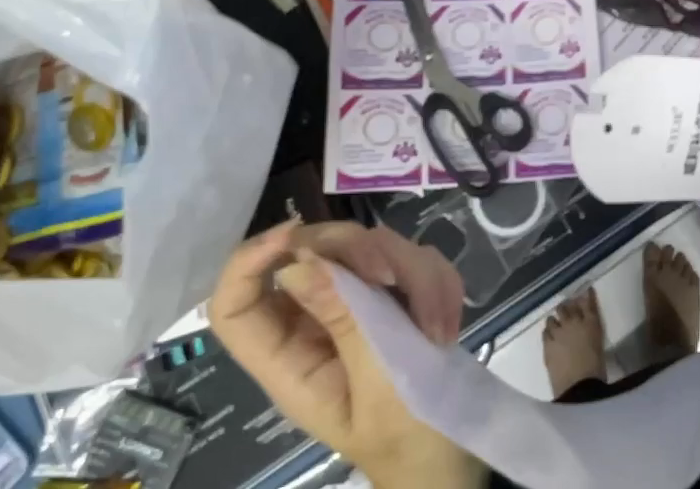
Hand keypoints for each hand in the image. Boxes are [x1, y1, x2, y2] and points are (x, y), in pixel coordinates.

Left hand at [210, 220, 478, 484]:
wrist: (460, 465)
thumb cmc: (416, 442)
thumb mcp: (381, 387)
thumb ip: (346, 322)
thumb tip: (299, 263)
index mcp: (291, 362)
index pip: (239, 304)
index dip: (251, 261)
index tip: (296, 235)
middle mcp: (319, 329)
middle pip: (317, 254)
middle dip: (362, 255)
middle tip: (395, 282)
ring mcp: (362, 310)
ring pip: (374, 250)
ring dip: (415, 277)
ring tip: (438, 327)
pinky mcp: (401, 301)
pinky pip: (414, 262)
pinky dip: (438, 283)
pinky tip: (449, 322)